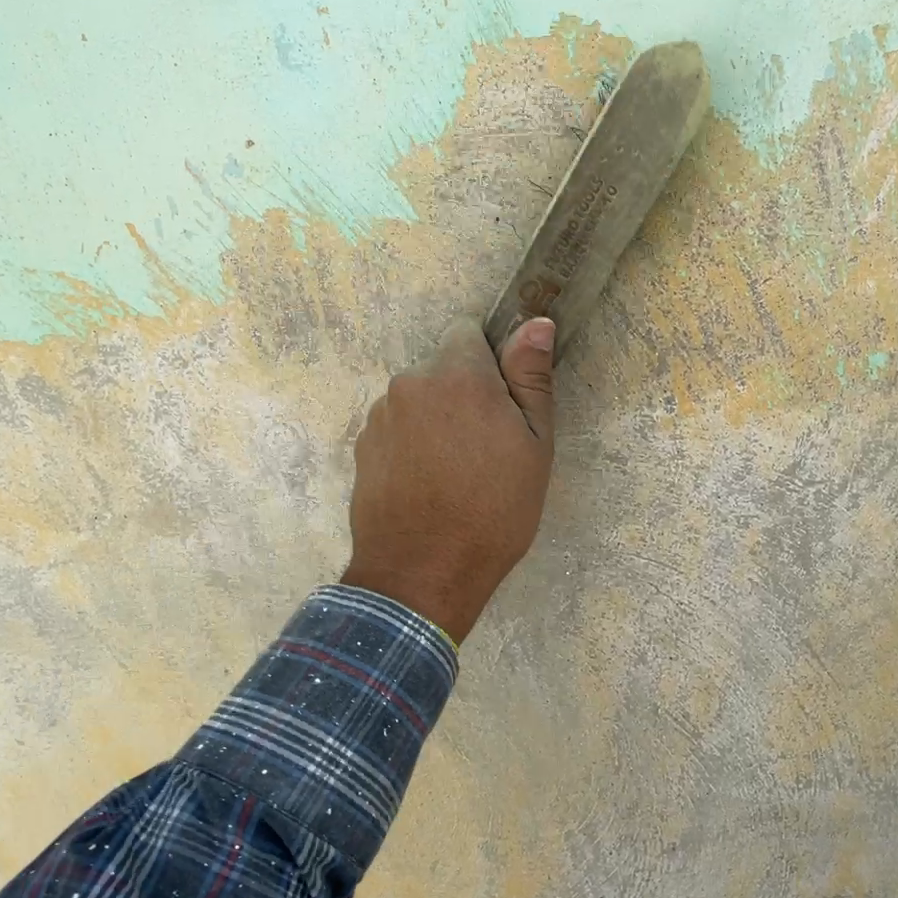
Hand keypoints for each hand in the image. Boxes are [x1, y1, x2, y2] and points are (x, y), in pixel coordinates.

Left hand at [340, 316, 555, 642]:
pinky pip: (397, 427)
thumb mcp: (535, 445)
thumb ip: (532, 377)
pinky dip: (413, 443)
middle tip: (487, 445)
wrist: (422, 574)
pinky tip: (427, 483)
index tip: (503, 400)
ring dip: (436, 417)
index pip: (468, 330)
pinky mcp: (362, 446)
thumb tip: (536, 322)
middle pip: (442, 367)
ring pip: (418, 398)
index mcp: (458, 374)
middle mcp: (410, 382)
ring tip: (455, 471)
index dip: (490, 361)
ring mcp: (379, 415)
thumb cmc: (494, 510)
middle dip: (464, 391)